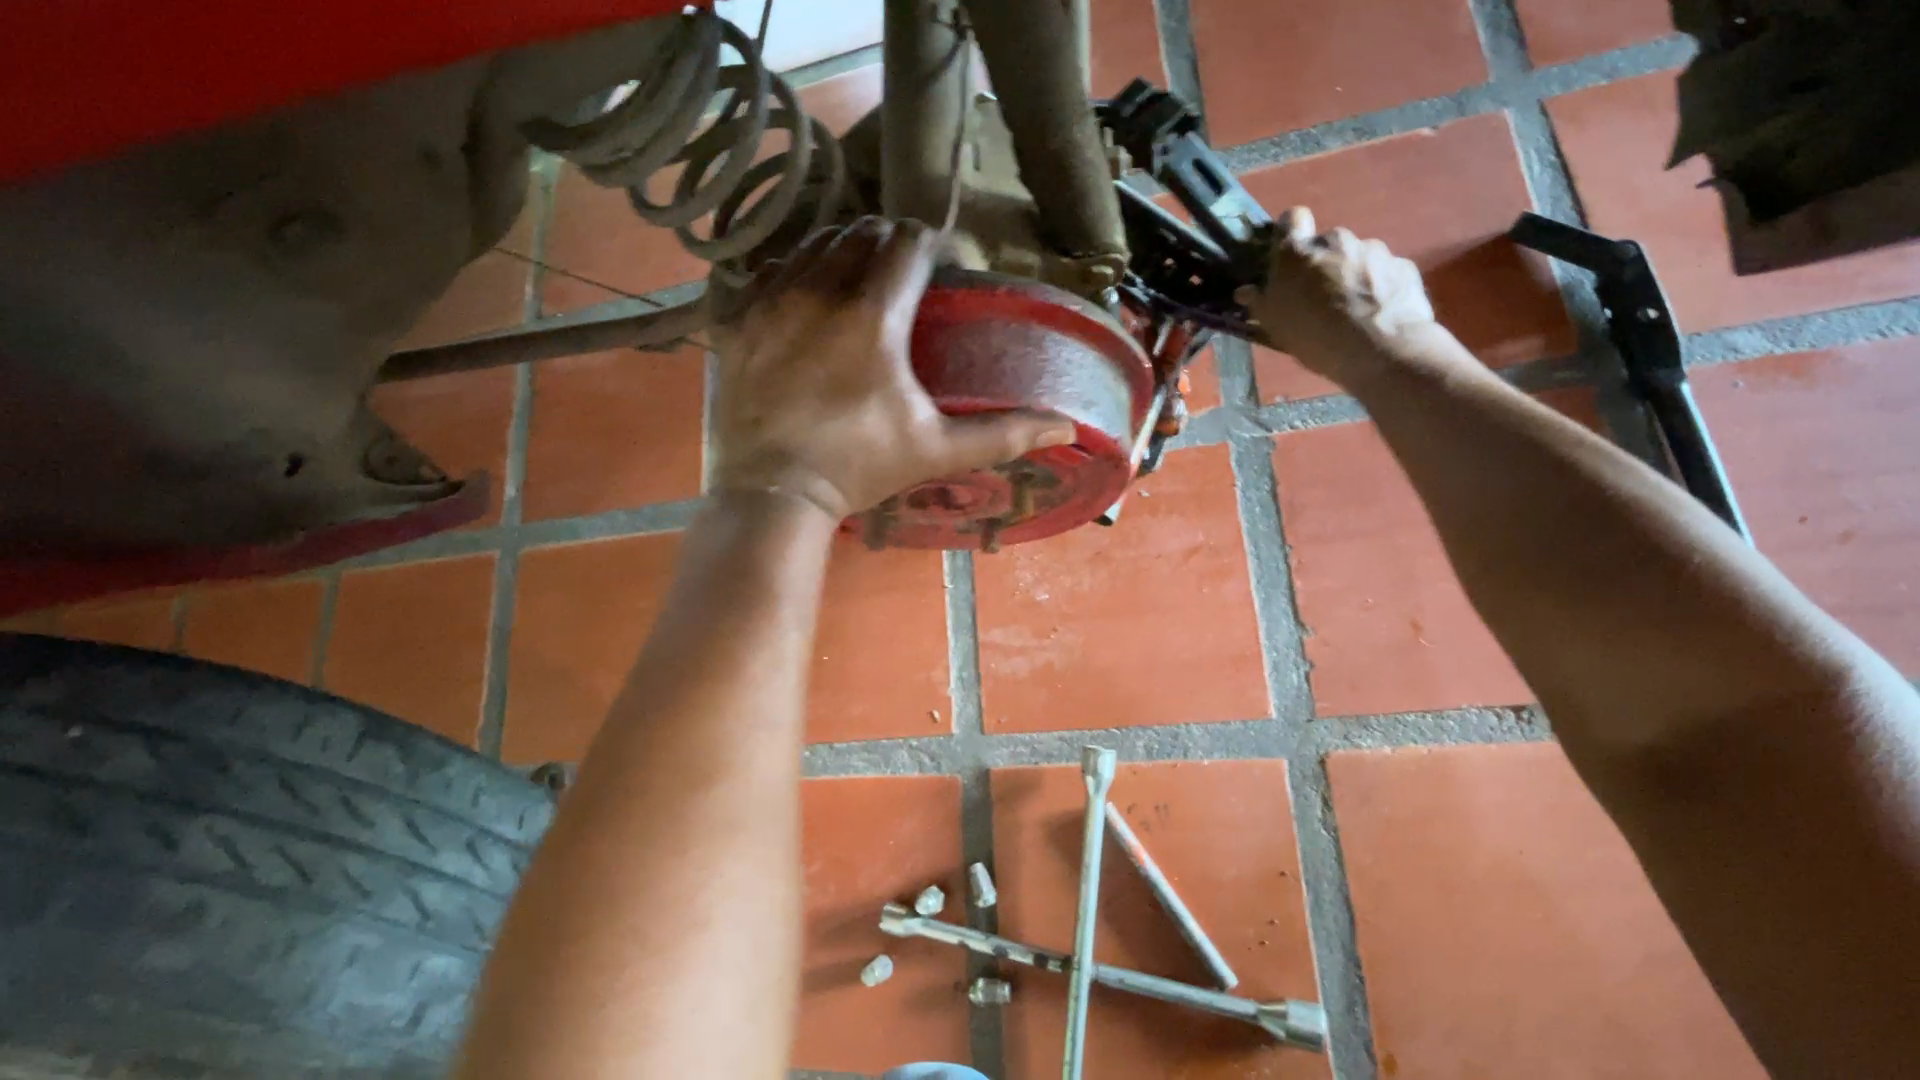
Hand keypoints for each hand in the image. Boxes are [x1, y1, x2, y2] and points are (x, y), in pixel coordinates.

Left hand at [709, 217, 1077, 519]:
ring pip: (812, 243)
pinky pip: (767, 269)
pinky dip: (792, 271)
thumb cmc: (859, 468)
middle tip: (900, 271)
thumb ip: (1002, 433)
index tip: (937, 264)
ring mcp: (771, 302)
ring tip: (855, 278)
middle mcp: (819, 291)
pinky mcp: (738, 320)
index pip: (908, 242)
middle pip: (861, 231)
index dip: (929, 244)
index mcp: (873, 315)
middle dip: (886, 241)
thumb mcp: (935, 449)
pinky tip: (804, 297)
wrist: (773, 493)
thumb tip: (1066, 428)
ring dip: (841, 249)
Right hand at [1234, 207, 1445, 385]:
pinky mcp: (1403, 265)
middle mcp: (1336, 240)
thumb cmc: (1315, 336)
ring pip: (1357, 257)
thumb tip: (1245, 291)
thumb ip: (1260, 302)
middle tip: (1322, 297)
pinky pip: (1384, 272)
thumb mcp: (1275, 325)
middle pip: (1326, 244)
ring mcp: (1373, 250)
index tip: (1289, 255)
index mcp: (1298, 252)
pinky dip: (1380, 287)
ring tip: (1355, 311)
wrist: (1381, 350)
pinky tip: (1379, 314)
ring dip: (1353, 275)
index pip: (1292, 219)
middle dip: (1324, 264)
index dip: (1290, 232)